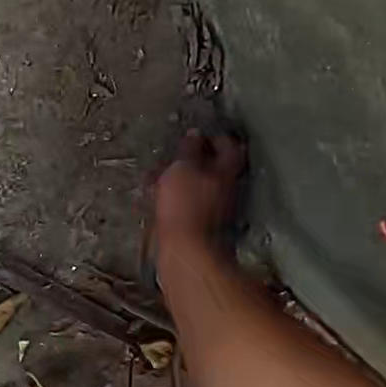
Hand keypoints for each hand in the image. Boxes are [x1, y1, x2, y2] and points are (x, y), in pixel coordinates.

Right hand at [152, 129, 245, 249]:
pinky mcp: (199, 227)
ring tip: (157, 178)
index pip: (228, 145)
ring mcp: (214, 210)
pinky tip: (158, 199)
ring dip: (179, 180)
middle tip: (174, 156)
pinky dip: (173, 199)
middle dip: (193, 160)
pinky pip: (187, 205)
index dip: (213, 136)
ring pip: (197, 187)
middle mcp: (226, 189)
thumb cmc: (185, 207)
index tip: (196, 135)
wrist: (185, 251)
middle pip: (213, 167)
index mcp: (226, 170)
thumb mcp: (182, 169)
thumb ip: (189, 150)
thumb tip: (194, 135)